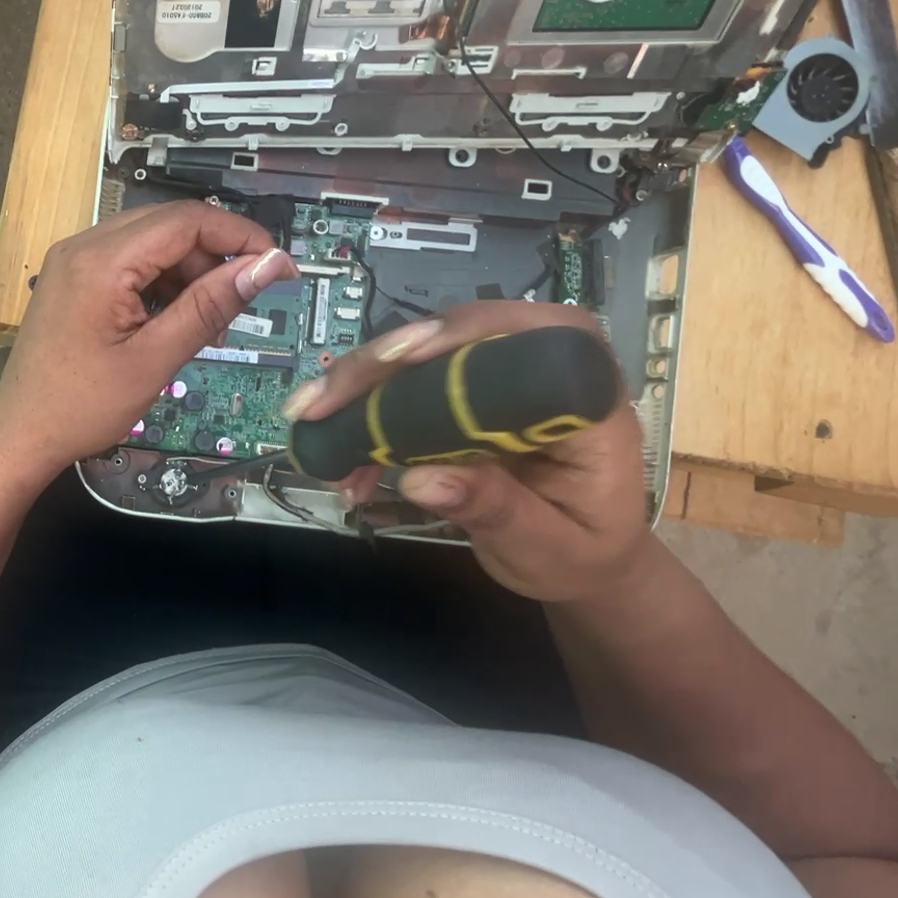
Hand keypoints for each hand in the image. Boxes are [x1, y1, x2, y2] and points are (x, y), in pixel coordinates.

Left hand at [0, 200, 297, 474]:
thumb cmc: (81, 407)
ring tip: (202, 326)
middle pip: (169, 226)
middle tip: (236, 307)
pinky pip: (128, 262)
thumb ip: (210, 307)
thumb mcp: (154, 360)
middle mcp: (82, 247)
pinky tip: (170, 321)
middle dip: (213, 258)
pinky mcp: (72, 279)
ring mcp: (73, 261)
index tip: (276, 269)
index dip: (240, 238)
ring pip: (151, 243)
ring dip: (187, 274)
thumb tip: (267, 266)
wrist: (22, 434)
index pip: (187, 220)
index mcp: (100, 261)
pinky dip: (159, 283)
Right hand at [283, 301, 654, 602]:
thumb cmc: (579, 552)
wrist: (577, 562)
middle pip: (455, 338)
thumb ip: (496, 512)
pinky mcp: (458, 398)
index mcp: (587, 403)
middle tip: (319, 403)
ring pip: (417, 359)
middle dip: (379, 366)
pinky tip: (339, 460)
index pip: (535, 336)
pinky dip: (361, 418)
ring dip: (357, 389)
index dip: (465, 335)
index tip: (401, 358)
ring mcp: (493, 382)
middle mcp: (538, 374)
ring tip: (310, 425)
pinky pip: (401, 390)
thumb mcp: (548, 547)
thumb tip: (420, 479)